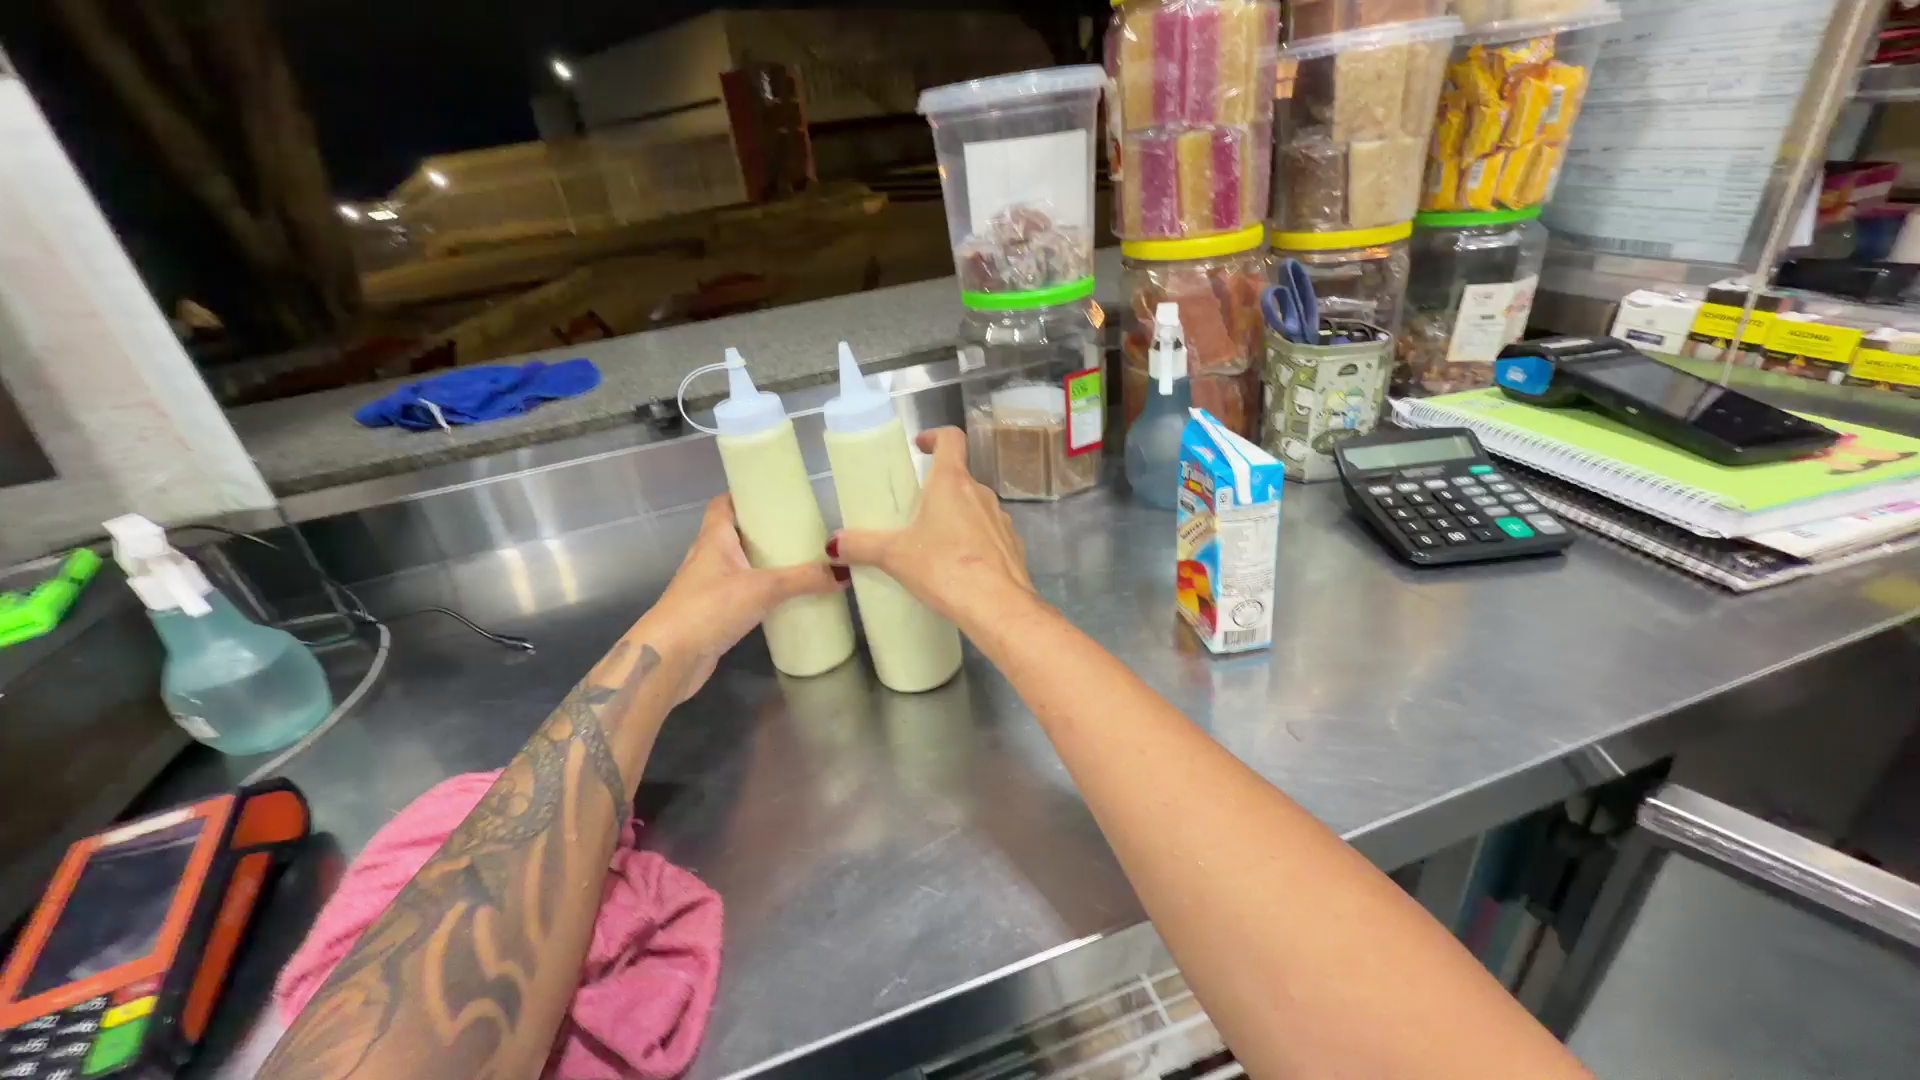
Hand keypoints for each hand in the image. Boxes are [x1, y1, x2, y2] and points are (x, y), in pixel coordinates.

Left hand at [643, 495, 844, 700]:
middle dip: (764, 529)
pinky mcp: (713, 614)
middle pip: (735, 533)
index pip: (723, 503)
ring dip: (763, 562)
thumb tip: (843, 571)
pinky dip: (760, 591)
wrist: (669, 659)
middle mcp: (707, 558)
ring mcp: (708, 587)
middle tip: (799, 528)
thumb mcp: (763, 588)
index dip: (744, 493)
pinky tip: (783, 598)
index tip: (774, 492)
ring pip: (739, 564)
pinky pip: (741, 593)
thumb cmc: (708, 608)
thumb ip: (804, 579)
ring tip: (799, 560)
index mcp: (713, 538)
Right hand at [828, 426, 1036, 626]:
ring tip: (933, 542)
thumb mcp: (895, 556)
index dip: (934, 436)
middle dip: (937, 489)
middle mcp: (980, 493)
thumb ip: (862, 546)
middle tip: (914, 509)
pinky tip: (957, 567)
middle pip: (959, 477)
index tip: (920, 445)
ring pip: (974, 507)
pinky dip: (972, 542)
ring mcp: (1001, 519)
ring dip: (955, 516)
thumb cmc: (944, 568)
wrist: (998, 606)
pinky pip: (988, 535)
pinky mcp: (1012, 546)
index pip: (951, 439)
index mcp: (952, 482)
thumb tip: (833, 544)